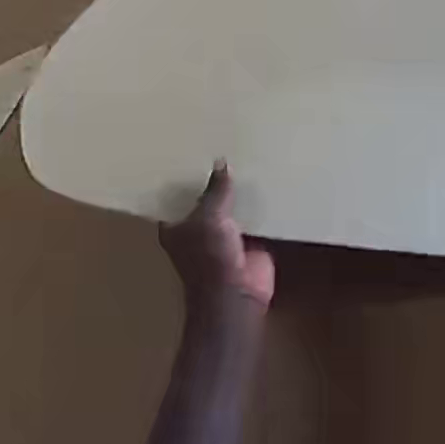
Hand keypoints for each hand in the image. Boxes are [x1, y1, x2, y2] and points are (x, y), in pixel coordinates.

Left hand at [160, 161, 274, 309]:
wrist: (236, 295)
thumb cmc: (210, 256)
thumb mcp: (209, 216)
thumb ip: (215, 190)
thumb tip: (221, 162)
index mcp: (175, 227)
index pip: (175, 197)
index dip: (182, 178)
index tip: (192, 151)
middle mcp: (197, 231)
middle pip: (205, 201)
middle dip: (214, 182)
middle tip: (226, 149)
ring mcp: (224, 238)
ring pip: (231, 209)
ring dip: (239, 193)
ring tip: (250, 159)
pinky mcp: (248, 243)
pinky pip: (254, 219)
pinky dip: (260, 206)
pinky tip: (269, 183)